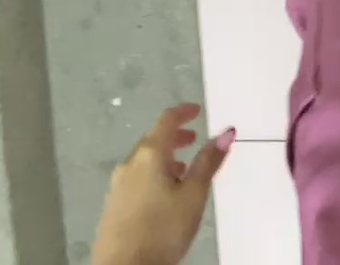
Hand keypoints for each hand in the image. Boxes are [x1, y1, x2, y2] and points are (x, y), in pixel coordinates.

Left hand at [91, 103, 232, 264]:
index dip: (183, 112)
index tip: (197, 110)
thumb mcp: (193, 195)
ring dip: (163, 158)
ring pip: (143, 161)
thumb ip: (209, 162)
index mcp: (149, 154)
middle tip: (193, 140)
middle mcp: (129, 163)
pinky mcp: (112, 207)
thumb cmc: (162, 230)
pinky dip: (152, 175)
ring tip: (182, 169)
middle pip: (153, 139)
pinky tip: (161, 195)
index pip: (166, 120)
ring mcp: (117, 186)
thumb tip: (227, 131)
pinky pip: (135, 179)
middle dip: (175, 136)